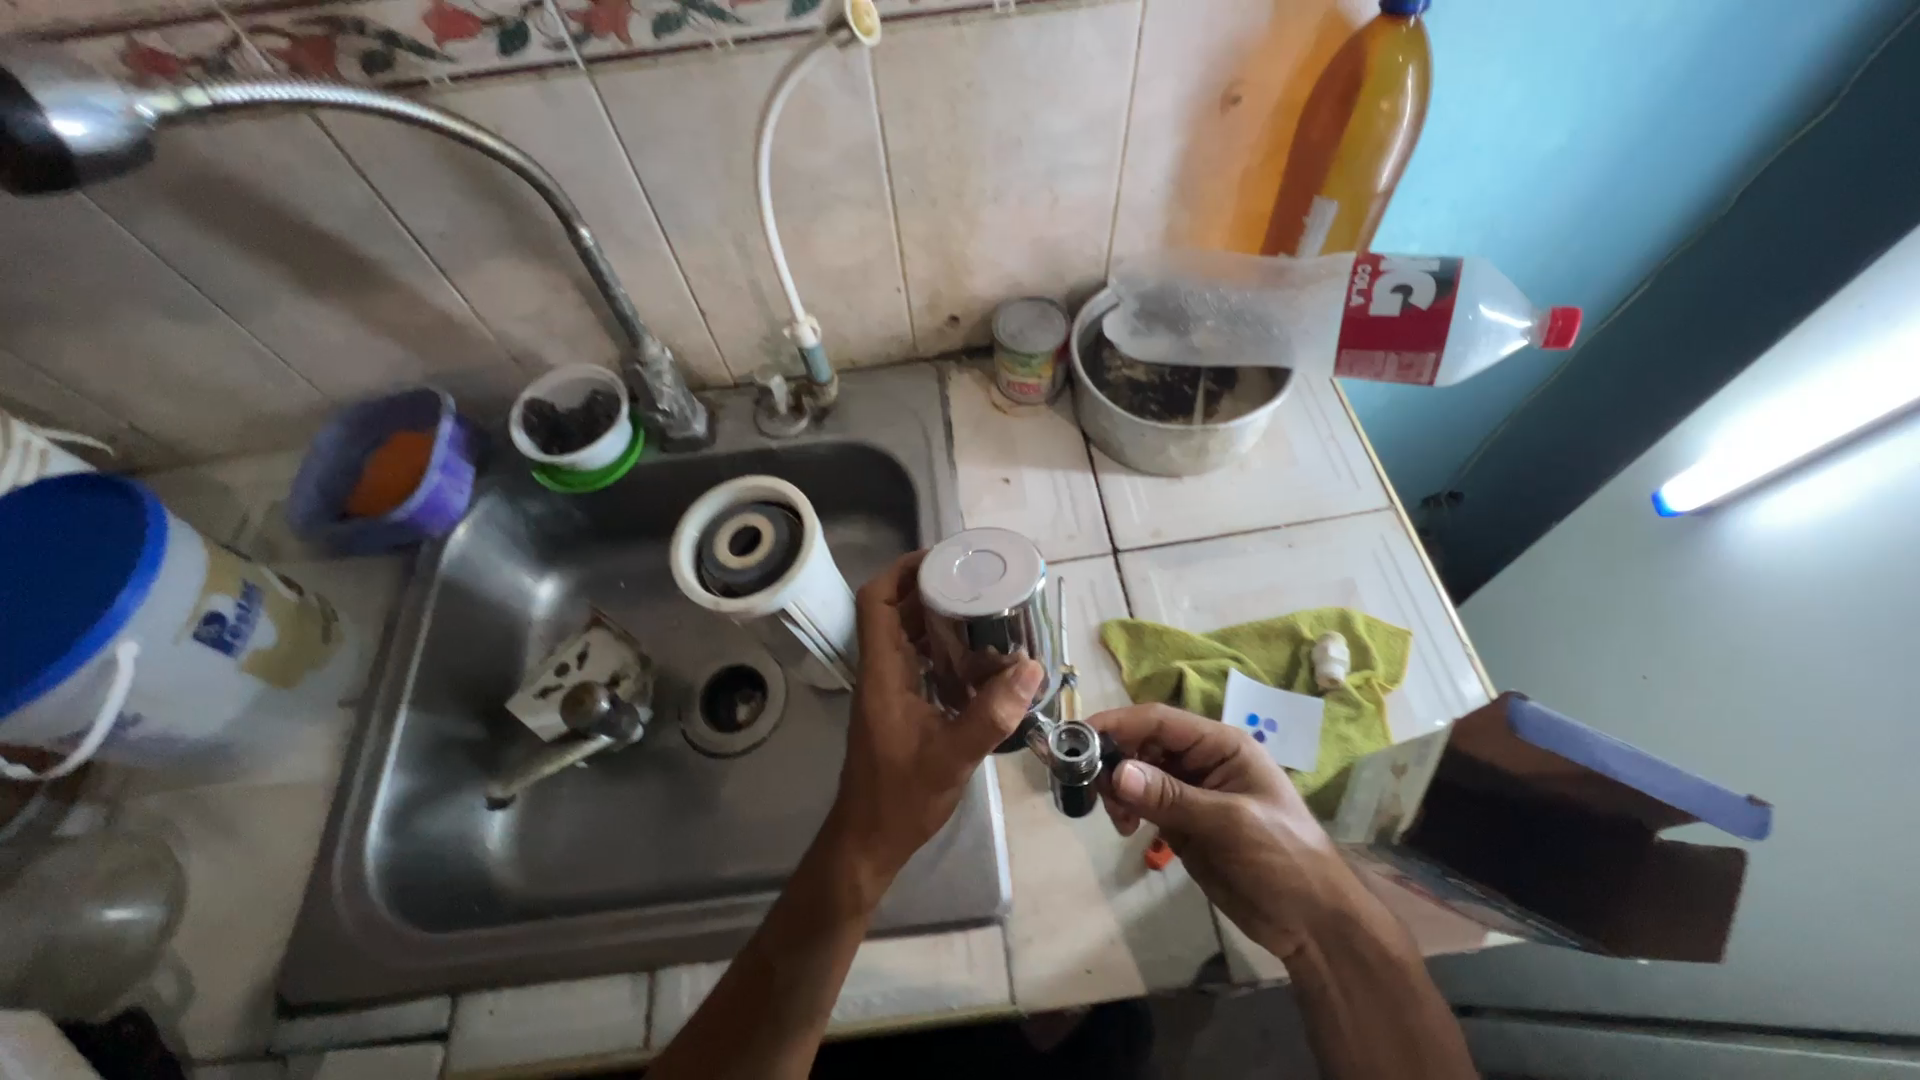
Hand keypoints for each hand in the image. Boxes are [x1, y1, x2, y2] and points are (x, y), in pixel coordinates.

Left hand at [831, 551, 1042, 889]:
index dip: (902, 570)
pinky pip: (919, 661)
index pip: (875, 602)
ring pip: (907, 635)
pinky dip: (945, 649)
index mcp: (882, 672)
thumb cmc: (900, 798)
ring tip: (983, 608)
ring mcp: (889, 690)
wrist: (870, 840)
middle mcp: (881, 672)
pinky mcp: (900, 707)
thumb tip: (1033, 668)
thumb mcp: (952, 756)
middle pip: (893, 610)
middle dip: (930, 587)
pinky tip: (980, 658)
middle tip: (977, 579)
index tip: (943, 559)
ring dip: (938, 617)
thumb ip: (991, 714)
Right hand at [1087, 704, 1380, 959]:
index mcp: (1221, 745)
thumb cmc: (1283, 858)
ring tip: (1118, 819)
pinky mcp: (1182, 822)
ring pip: (1136, 773)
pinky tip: (1126, 830)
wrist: (1312, 921)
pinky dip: (1126, 810)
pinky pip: (1142, 802)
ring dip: (1117, 789)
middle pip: (1142, 743)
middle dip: (1113, 760)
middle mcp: (1202, 761)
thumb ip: (1171, 797)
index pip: (1160, 721)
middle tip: (1092, 789)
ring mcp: (1190, 792)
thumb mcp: (1229, 823)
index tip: (1079, 737)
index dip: (1119, 724)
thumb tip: (1116, 772)